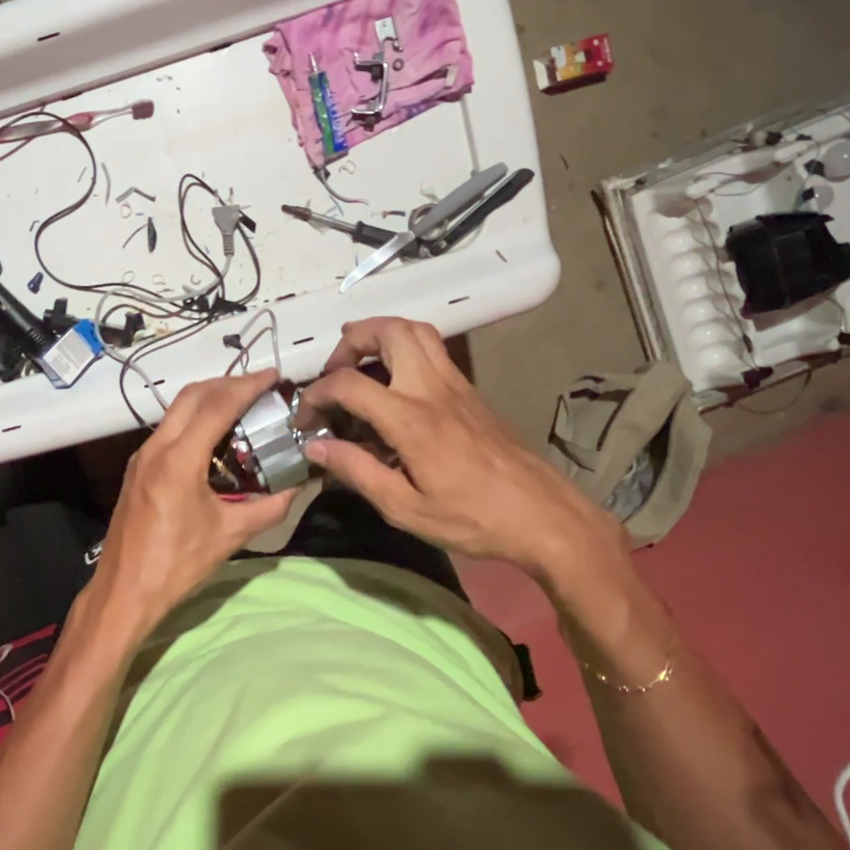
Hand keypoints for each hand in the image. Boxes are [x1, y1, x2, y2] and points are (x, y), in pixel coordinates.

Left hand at [81, 370, 298, 642]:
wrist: (124, 590)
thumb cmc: (176, 565)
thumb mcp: (230, 535)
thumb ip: (269, 506)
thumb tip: (301, 485)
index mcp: (178, 460)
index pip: (216, 406)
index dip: (247, 387)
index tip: (274, 377)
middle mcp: (155, 449)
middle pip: (192, 396)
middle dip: (227, 384)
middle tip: (260, 387)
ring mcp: (141, 457)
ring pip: (176, 410)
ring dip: (208, 399)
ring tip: (242, 404)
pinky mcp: (137, 469)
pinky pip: (168, 429)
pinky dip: (194, 419)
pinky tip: (216, 435)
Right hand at [301, 318, 623, 580]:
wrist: (544, 515)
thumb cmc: (473, 518)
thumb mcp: (405, 508)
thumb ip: (357, 471)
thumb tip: (316, 448)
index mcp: (411, 419)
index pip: (349, 384)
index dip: (315, 395)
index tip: (305, 419)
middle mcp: (432, 389)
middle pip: (390, 331)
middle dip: (352, 341)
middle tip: (334, 371)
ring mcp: (456, 385)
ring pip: (416, 331)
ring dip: (381, 335)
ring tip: (359, 364)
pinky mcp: (471, 392)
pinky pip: (433, 350)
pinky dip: (403, 350)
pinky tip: (392, 384)